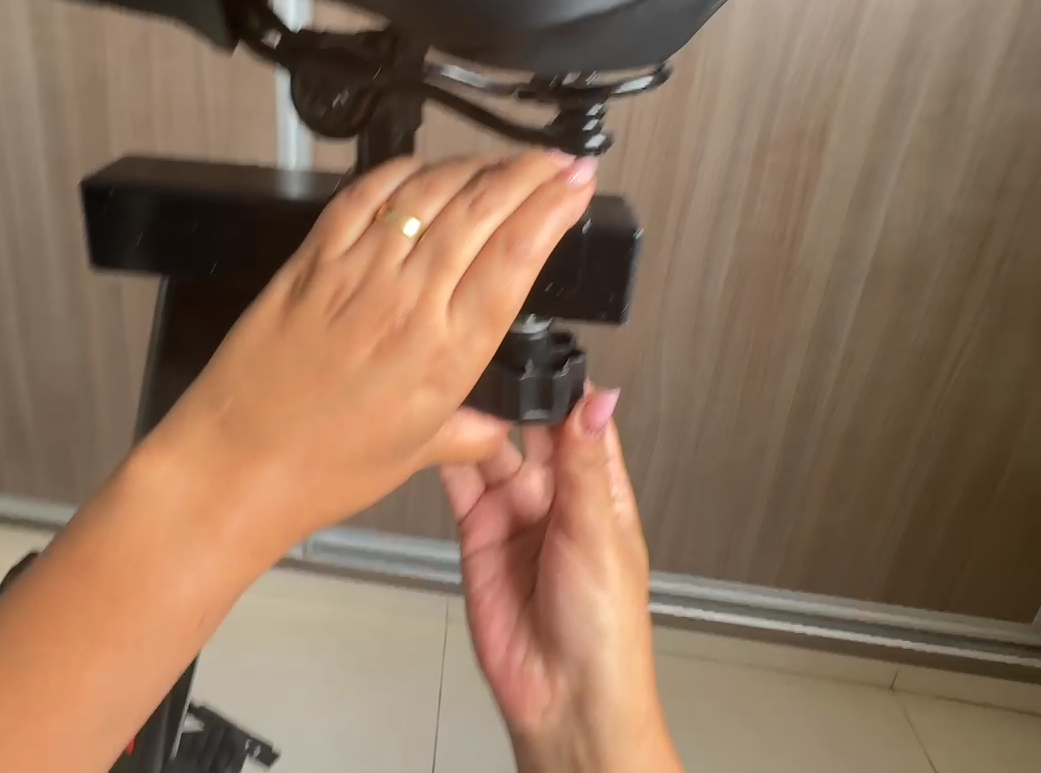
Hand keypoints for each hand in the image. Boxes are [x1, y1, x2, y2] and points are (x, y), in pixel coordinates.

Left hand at [155, 149, 597, 540]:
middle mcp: (407, 303)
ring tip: (500, 162)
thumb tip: (498, 426)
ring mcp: (357, 274)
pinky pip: (364, 196)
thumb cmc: (320, 466)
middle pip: (482, 210)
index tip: (577, 184)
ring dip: (474, 165)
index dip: (555, 207)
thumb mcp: (416, 454)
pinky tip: (421, 169)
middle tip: (554, 162)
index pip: (516, 257)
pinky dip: (399, 172)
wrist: (238, 462)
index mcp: (446, 353)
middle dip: (529, 173)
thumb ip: (470, 431)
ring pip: (429, 193)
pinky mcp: (314, 260)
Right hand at [442, 389, 680, 772]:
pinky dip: (447, 455)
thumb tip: (600, 397)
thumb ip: (585, 464)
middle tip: (485, 354)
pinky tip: (436, 427)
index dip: (563, 384)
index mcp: (595, 487)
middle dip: (512, 394)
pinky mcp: (478, 529)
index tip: (541, 343)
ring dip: (477, 421)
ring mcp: (513, 509)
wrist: (560, 698)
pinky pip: (460, 483)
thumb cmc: (604, 625)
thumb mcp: (597, 534)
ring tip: (454, 384)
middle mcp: (554, 492)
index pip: (579, 420)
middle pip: (531, 427)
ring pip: (491, 449)